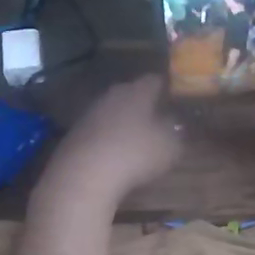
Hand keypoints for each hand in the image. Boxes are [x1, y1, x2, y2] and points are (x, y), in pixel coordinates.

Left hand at [38, 75, 182, 207]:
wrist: (84, 174)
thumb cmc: (135, 153)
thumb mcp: (170, 146)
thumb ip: (177, 131)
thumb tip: (176, 122)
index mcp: (138, 91)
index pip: (155, 79)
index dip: (168, 88)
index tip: (177, 99)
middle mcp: (113, 94)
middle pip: (133, 93)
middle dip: (146, 104)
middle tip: (160, 118)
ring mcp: (91, 112)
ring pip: (115, 110)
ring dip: (126, 121)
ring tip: (139, 138)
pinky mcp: (76, 131)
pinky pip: (100, 128)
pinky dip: (110, 136)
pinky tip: (116, 152)